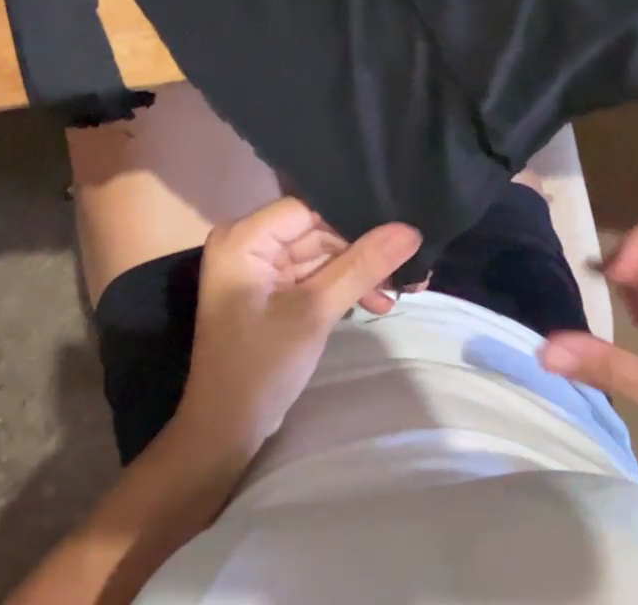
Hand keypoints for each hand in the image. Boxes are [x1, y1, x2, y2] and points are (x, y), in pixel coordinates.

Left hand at [179, 198, 420, 448]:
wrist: (226, 427)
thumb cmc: (261, 364)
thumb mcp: (315, 312)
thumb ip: (362, 267)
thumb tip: (411, 230)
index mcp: (243, 238)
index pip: (307, 209)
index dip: (353, 220)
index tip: (401, 233)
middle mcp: (245, 243)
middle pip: (314, 231)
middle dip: (362, 251)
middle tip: (411, 271)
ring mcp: (256, 269)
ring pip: (318, 255)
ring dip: (358, 273)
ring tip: (402, 293)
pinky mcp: (268, 292)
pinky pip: (310, 276)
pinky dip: (341, 288)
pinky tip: (376, 303)